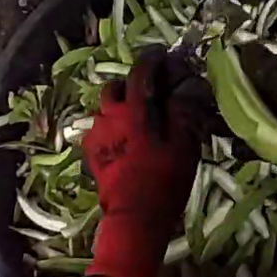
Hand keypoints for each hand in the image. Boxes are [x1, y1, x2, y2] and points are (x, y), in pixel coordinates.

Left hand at [82, 48, 209, 276]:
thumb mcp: (184, 144)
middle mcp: (110, 115)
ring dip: (120, 108)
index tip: (162, 58)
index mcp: (135, 108)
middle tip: (149, 94)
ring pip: (105, 109)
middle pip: (115, 88)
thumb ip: (183, 110)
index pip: (141, 71)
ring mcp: (96, 134)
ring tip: (138, 120)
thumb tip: (185, 85)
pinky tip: (125, 141)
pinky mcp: (90, 152)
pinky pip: (100, 130)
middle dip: (131, 85)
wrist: (135, 218)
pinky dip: (112, 128)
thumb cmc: (164, 178)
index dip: (152, 60)